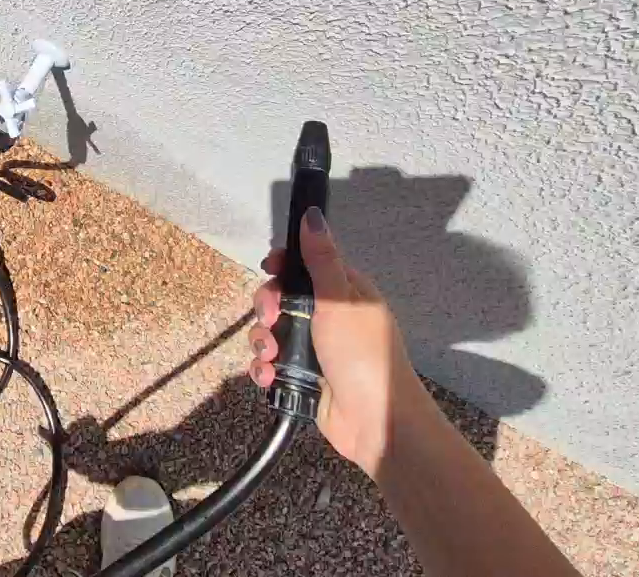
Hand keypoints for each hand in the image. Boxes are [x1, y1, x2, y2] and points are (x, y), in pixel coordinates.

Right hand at [248, 209, 429, 478]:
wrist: (375, 424)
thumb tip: (312, 214)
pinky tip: (269, 376)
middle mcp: (327, 317)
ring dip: (262, 340)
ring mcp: (313, 348)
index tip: (270, 268)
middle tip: (270, 317)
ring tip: (271, 356)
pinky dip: (265, 368)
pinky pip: (270, 362)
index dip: (282, 265)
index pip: (305, 265)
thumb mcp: (340, 300)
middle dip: (267, 306)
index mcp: (343, 293)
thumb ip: (321, 259)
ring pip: (270, 330)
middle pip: (280, 297)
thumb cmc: (362, 355)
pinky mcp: (301, 376)